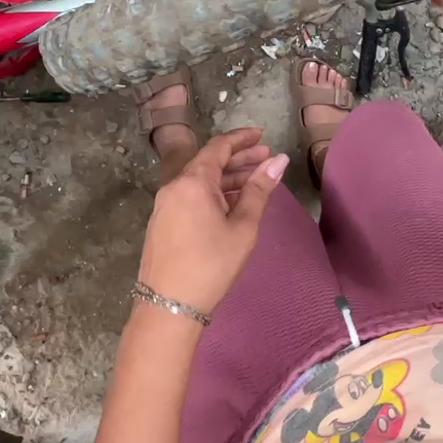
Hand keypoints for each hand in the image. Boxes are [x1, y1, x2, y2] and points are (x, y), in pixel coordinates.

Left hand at [137, 129, 288, 314]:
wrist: (169, 306)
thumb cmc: (212, 264)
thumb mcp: (243, 226)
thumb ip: (259, 190)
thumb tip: (279, 160)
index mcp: (193, 181)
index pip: (219, 147)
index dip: (243, 139)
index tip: (263, 136)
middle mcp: (174, 186)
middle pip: (209, 162)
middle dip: (239, 159)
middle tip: (266, 158)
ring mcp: (165, 205)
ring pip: (200, 180)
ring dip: (227, 177)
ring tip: (255, 180)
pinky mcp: (163, 222)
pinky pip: (191, 196)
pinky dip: (214, 192)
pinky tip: (232, 202)